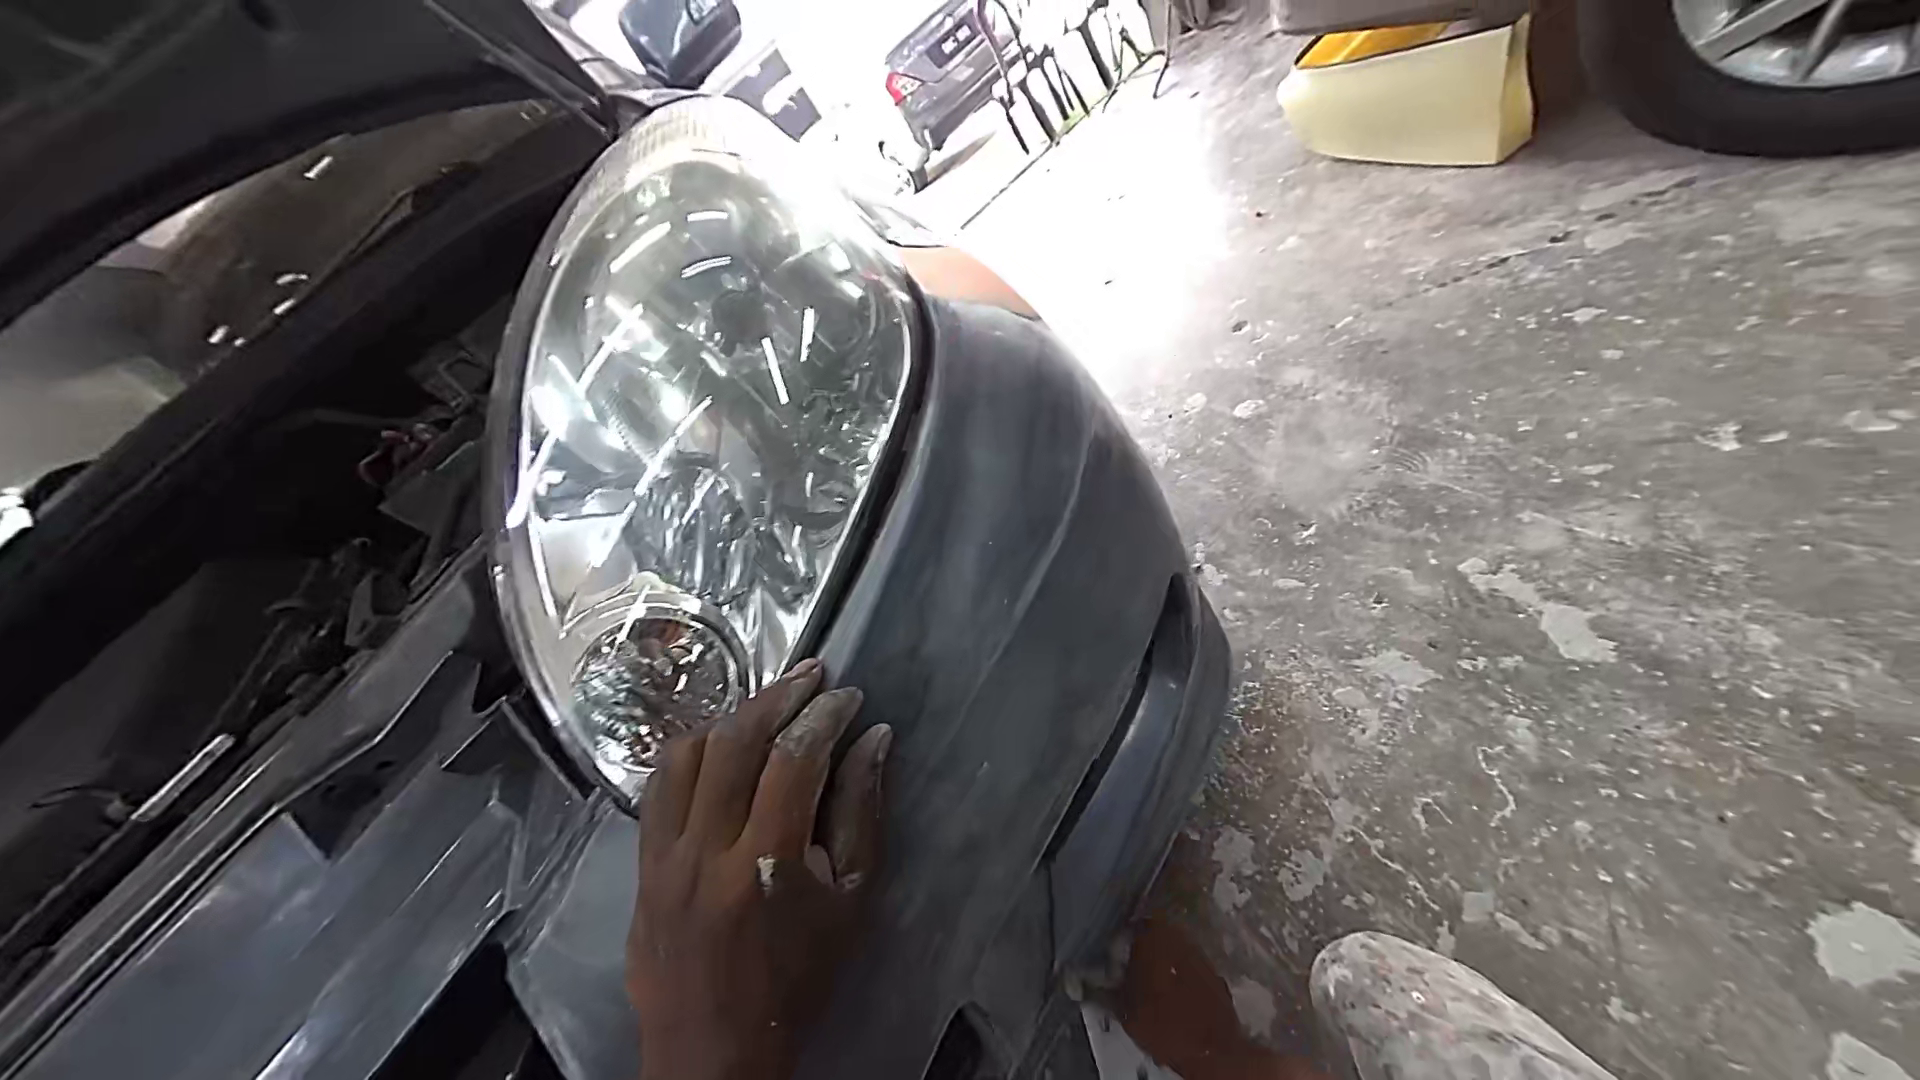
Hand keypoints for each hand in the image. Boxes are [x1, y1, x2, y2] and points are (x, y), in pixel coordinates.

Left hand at [626, 659, 891, 1079]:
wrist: (712, 1051)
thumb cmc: (798, 975)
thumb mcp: (851, 898)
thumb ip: (862, 811)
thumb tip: (875, 738)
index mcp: (764, 865)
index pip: (794, 759)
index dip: (826, 716)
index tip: (851, 698)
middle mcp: (704, 851)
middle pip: (736, 742)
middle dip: (781, 696)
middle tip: (814, 674)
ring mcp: (663, 855)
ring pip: (688, 752)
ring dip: (735, 714)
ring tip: (771, 701)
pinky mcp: (642, 862)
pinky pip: (659, 782)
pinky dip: (695, 747)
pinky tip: (723, 738)